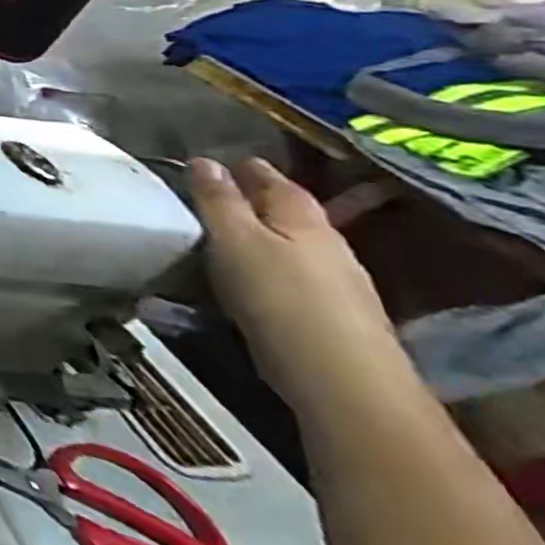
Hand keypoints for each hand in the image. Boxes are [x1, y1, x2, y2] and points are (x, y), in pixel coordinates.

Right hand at [188, 158, 409, 409]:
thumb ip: (217, 199)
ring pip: (286, 243)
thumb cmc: (280, 299)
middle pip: (278, 208)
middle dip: (243, 204)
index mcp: (300, 211)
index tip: (198, 170)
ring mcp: (337, 278)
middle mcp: (326, 237)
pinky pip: (292, 276)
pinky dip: (267, 270)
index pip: (263, 173)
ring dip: (255, 239)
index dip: (232, 168)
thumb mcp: (234, 241)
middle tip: (200, 209)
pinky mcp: (336, 314)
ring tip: (217, 246)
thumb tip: (203, 159)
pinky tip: (249, 285)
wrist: (346, 385)